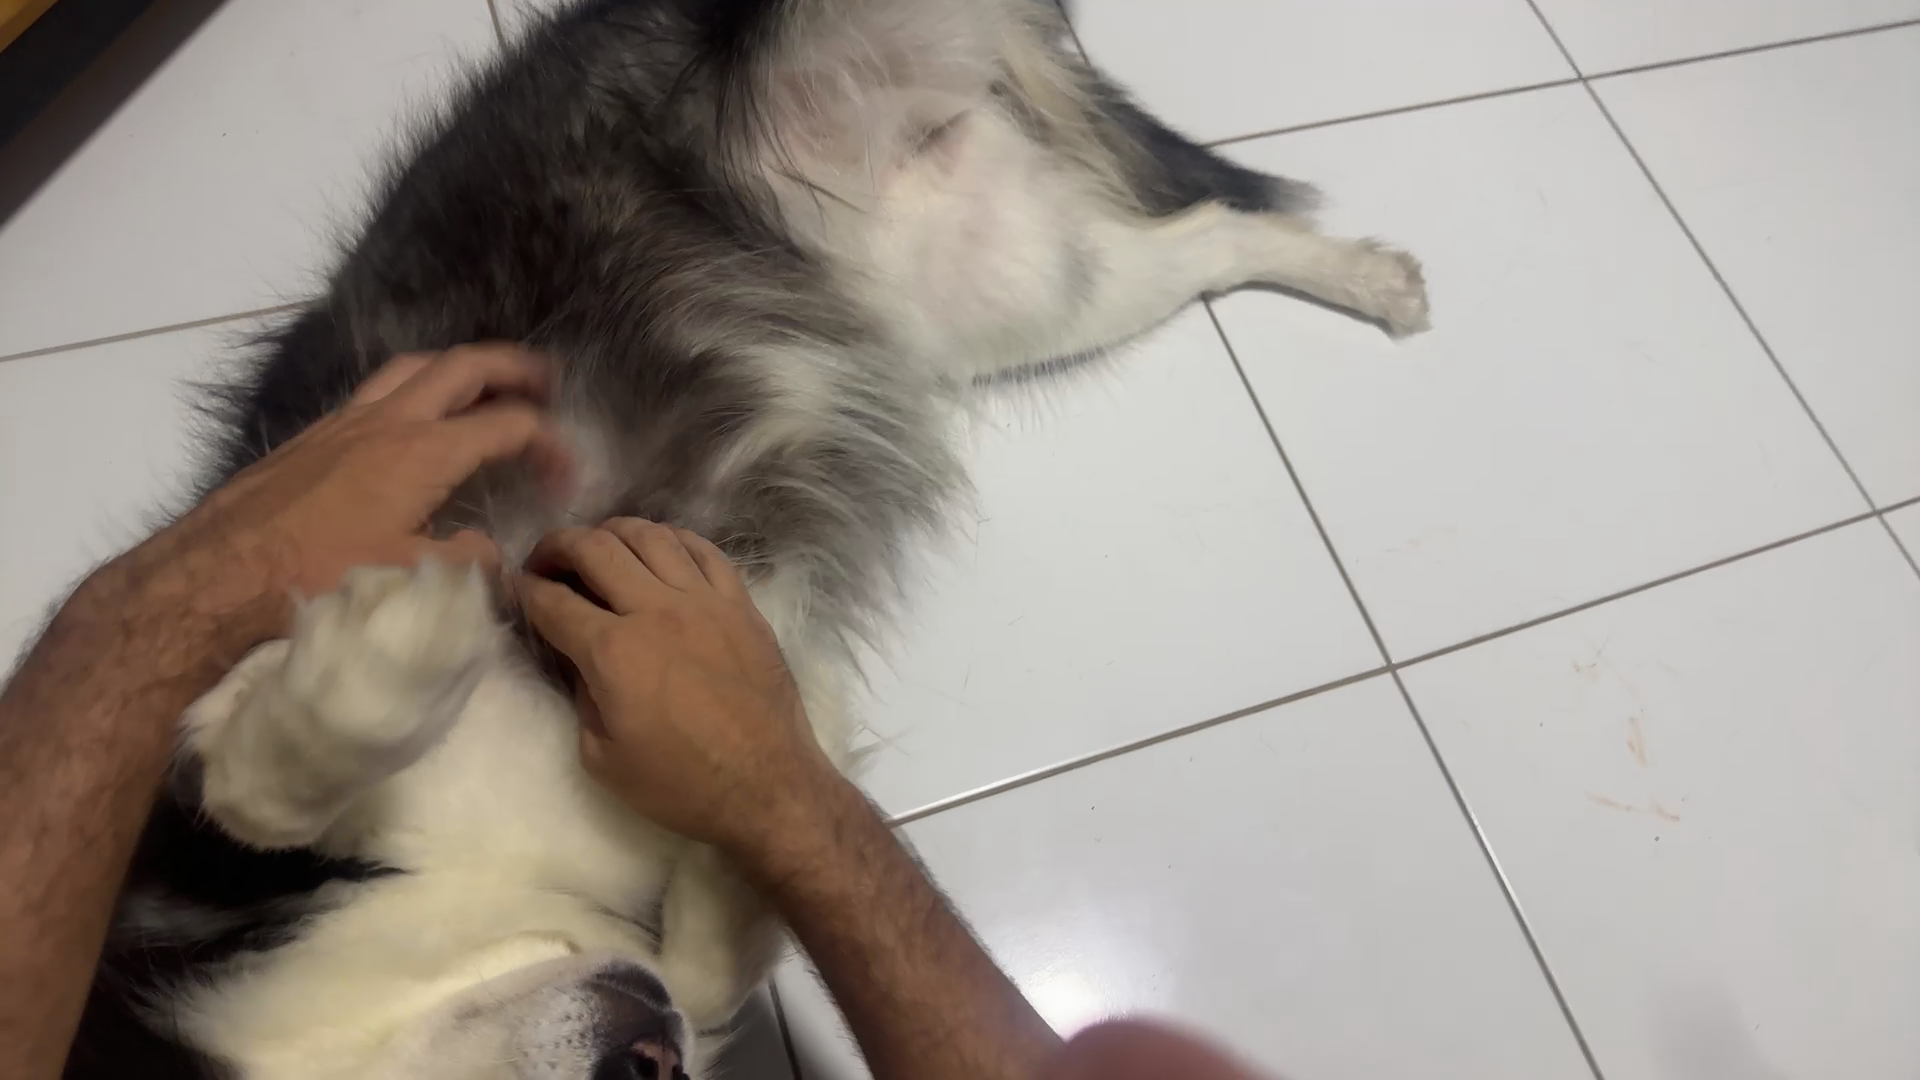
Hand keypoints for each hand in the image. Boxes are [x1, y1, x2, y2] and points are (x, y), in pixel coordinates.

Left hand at [98, 343, 566, 650]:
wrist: (210, 576)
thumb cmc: (318, 572)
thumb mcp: (414, 576)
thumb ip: (471, 560)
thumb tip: (491, 552)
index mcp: (424, 452)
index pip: (510, 426)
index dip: (553, 444)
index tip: (571, 475)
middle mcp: (390, 422)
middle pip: (463, 368)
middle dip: (515, 367)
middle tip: (550, 376)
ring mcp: (348, 422)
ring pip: (416, 367)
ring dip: (463, 368)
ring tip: (491, 382)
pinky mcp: (318, 435)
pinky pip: (381, 389)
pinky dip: (419, 386)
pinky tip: (423, 416)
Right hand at [516, 519, 834, 852]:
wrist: (767, 781)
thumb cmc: (681, 782)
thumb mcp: (601, 755)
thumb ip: (581, 693)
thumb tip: (577, 656)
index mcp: (614, 650)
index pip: (552, 601)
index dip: (523, 590)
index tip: (516, 588)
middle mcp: (658, 609)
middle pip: (597, 548)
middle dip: (558, 545)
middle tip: (548, 562)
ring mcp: (707, 600)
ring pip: (653, 536)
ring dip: (616, 533)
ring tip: (602, 550)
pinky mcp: (743, 604)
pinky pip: (707, 551)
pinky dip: (676, 540)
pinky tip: (663, 551)